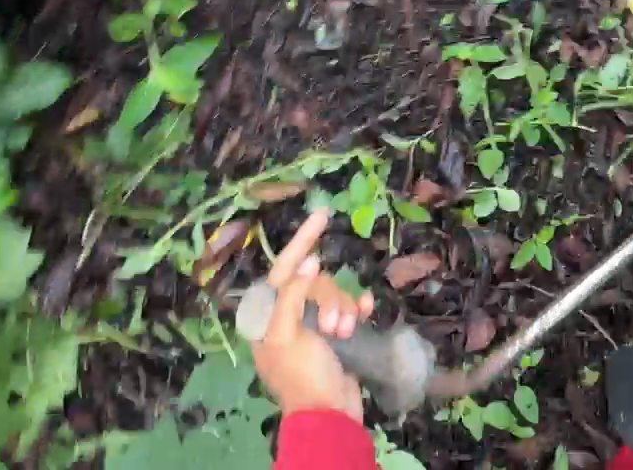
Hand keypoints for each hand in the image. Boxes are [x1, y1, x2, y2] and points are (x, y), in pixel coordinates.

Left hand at [239, 209, 375, 421]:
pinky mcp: (335, 334)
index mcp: (267, 317)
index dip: (302, 240)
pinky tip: (365, 313)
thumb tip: (309, 261)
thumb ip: (293, 296)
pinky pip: (349, 305)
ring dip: (344, 307)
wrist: (329, 416)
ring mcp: (312, 325)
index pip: (283, 267)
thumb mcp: (287, 336)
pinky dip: (357, 307)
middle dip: (330, 298)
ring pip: (333, 293)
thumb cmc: (302, 377)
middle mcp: (287, 316)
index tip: (323, 214)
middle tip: (336, 325)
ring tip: (347, 330)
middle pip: (315, 282)